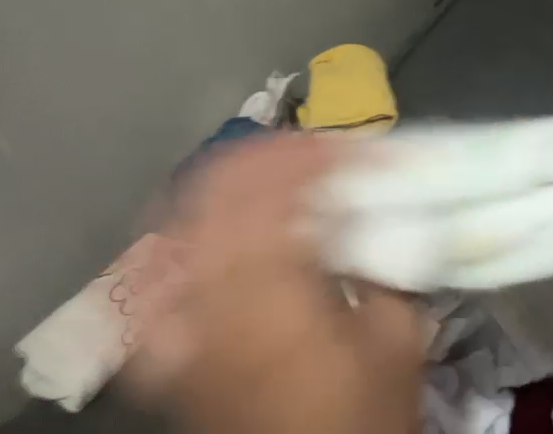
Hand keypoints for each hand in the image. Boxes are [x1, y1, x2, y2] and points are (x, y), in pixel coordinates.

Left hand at [126, 136, 429, 433]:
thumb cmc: (363, 418)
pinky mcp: (170, 353)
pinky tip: (208, 231)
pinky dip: (181, 242)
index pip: (274, 193)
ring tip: (269, 175)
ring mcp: (179, 330)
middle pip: (216, 197)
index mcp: (274, 297)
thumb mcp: (397, 338)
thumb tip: (384, 207)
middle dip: (268, 157)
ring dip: (225, 188)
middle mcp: (211, 304)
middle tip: (316, 151)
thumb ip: (387, 264)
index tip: (355, 145)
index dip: (312, 154)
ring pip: (179, 227)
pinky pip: (155, 283)